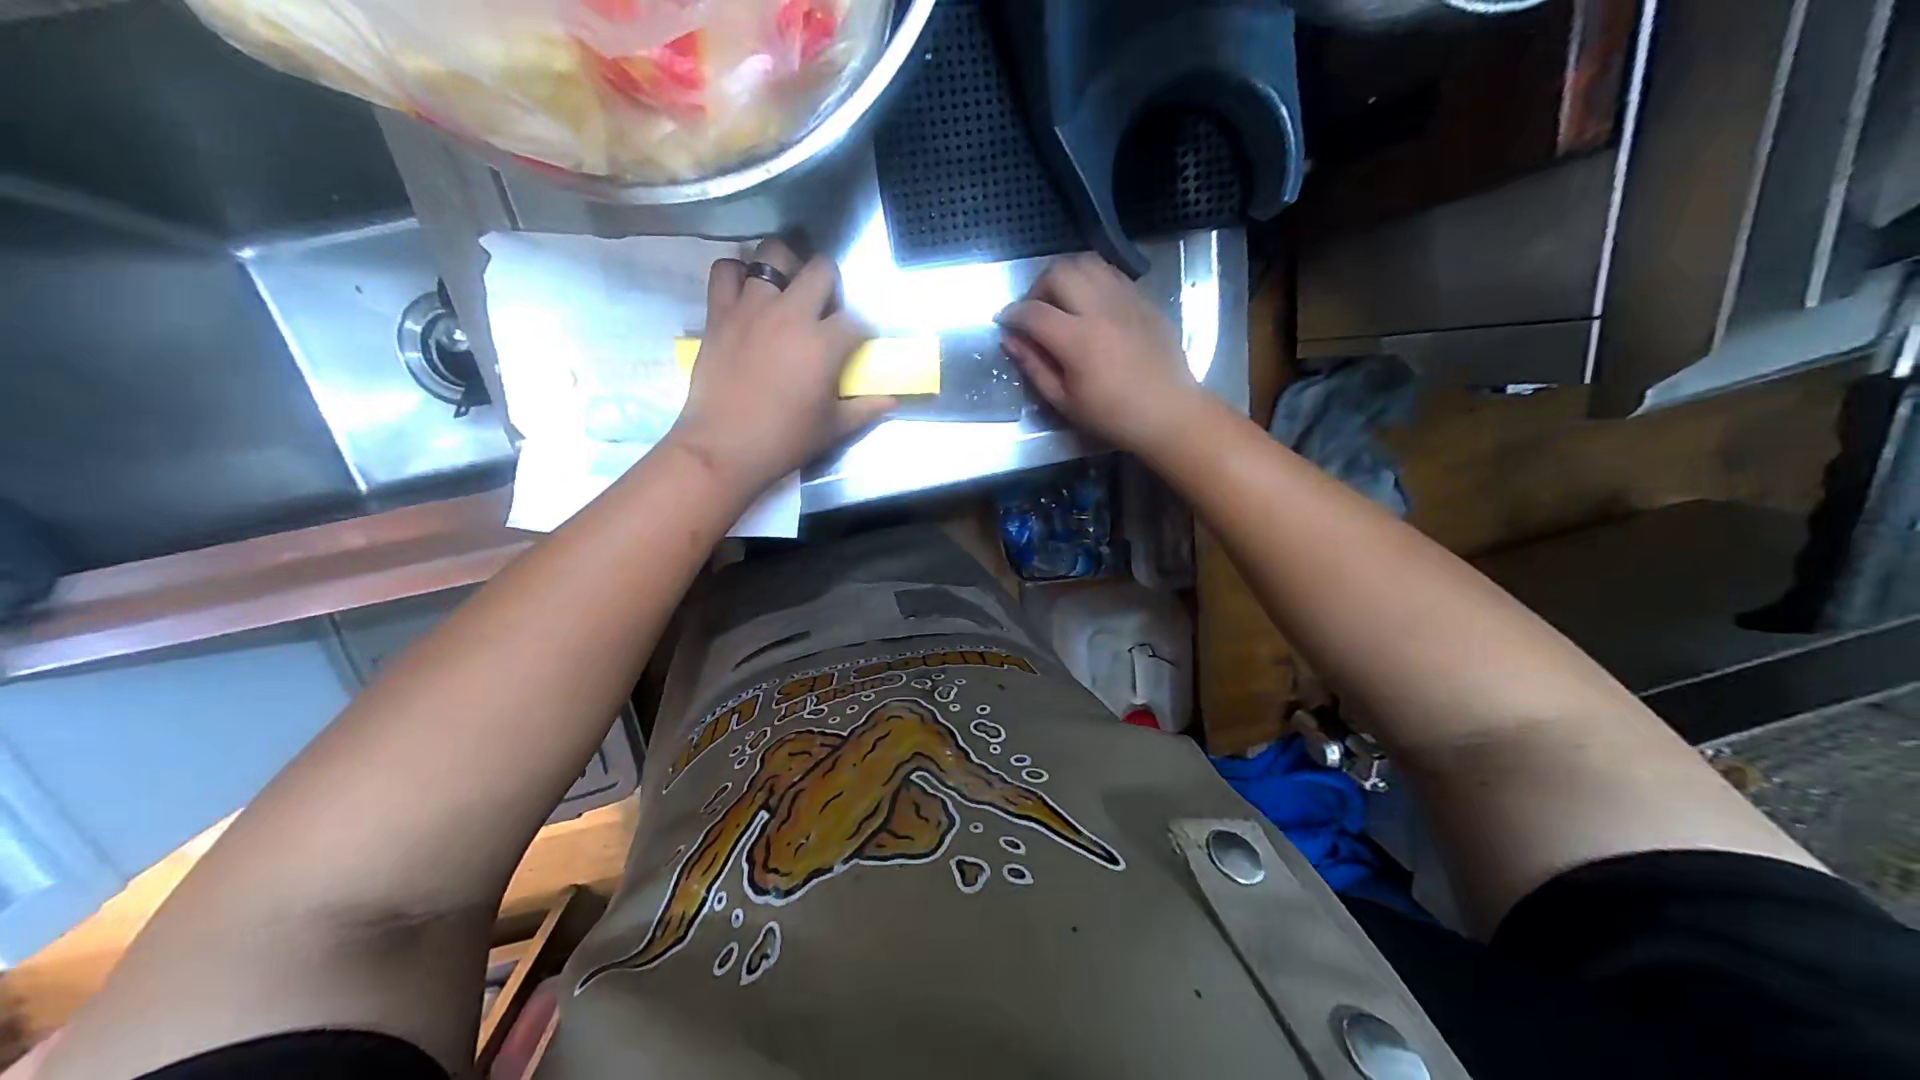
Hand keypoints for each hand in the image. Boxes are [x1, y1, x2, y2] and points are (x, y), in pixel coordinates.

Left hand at [665, 240, 894, 492]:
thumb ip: (865, 408)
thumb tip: (892, 402)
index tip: (856, 341)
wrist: (726, 447)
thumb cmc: (786, 440)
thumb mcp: (834, 428)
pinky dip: (735, 273)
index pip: (856, 318)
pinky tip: (744, 289)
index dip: (860, 328)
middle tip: (823, 303)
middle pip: (821, 269)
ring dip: (784, 264)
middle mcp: (792, 314)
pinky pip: (724, 271)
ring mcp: (752, 308)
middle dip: (830, 282)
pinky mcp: (719, 313)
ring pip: (772, 254)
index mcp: (825, 343)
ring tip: (784, 284)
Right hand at [996, 253, 1215, 458]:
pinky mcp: (1144, 300)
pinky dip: (1092, 279)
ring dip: (1066, 276)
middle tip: (1035, 310)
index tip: (1003, 321)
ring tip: (1062, 300)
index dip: (1011, 314)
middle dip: (1037, 287)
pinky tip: (1090, 302)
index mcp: (1078, 340)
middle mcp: (1101, 310)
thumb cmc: (1112, 415)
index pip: (1033, 312)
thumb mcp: (1064, 401)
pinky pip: (1112, 273)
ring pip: (1087, 263)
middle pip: (1059, 272)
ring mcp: (1126, 300)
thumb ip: (1034, 366)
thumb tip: (1009, 340)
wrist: (1168, 412)